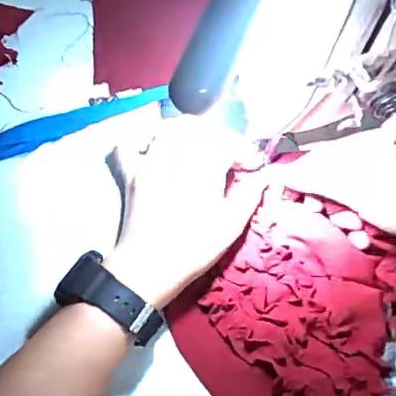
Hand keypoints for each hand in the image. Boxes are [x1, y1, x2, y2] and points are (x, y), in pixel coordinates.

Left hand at [104, 114, 263, 304]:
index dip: (245, 151)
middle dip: (219, 136)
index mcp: (204, 168)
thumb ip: (249, 195)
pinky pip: (130, 146)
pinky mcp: (132, 174)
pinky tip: (155, 147)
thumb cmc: (194, 249)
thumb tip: (265, 175)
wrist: (148, 267)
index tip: (253, 165)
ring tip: (199, 144)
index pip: (229, 143)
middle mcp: (176, 157)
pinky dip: (142, 139)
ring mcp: (150, 163)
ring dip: (188, 129)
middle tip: (229, 155)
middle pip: (200, 128)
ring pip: (168, 129)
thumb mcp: (231, 226)